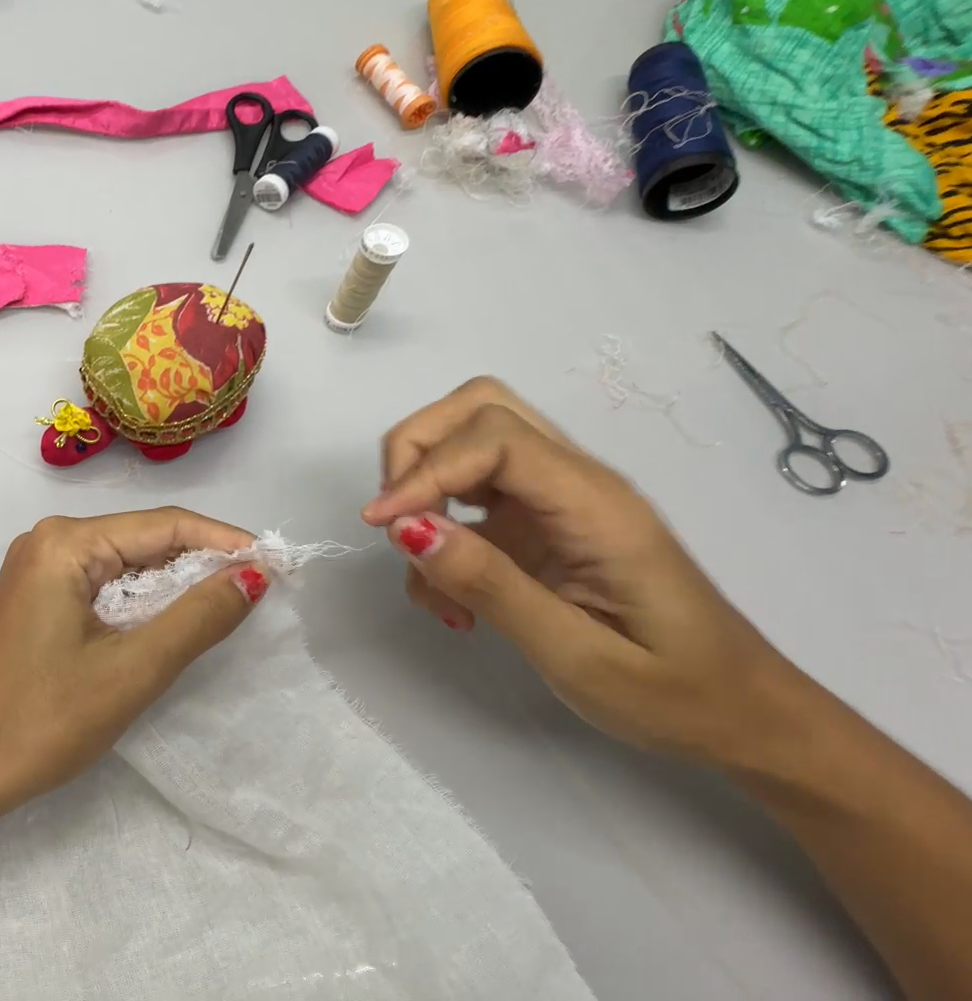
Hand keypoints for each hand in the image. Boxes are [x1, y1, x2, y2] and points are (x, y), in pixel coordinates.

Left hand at [0, 509, 268, 812]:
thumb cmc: (44, 719)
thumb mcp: (133, 668)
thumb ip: (198, 617)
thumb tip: (254, 574)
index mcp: (65, 542)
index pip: (164, 524)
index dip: (226, 542)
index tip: (281, 564)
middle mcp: (47, 541)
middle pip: (143, 538)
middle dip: (202, 562)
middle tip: (263, 589)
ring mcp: (37, 569)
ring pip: (124, 563)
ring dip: (174, 584)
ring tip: (230, 605)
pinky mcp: (35, 598)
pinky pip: (101, 584)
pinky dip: (141, 601)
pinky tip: (173, 621)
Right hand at [360, 377, 816, 770]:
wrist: (742, 717)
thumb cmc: (674, 694)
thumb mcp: (577, 656)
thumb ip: (491, 586)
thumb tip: (406, 528)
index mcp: (597, 506)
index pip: (494, 438)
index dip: (426, 469)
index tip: (382, 526)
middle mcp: (576, 482)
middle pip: (479, 408)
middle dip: (416, 451)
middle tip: (395, 523)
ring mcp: (555, 499)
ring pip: (468, 439)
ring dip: (422, 485)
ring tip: (423, 566)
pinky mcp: (538, 524)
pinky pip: (469, 495)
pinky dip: (435, 526)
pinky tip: (447, 594)